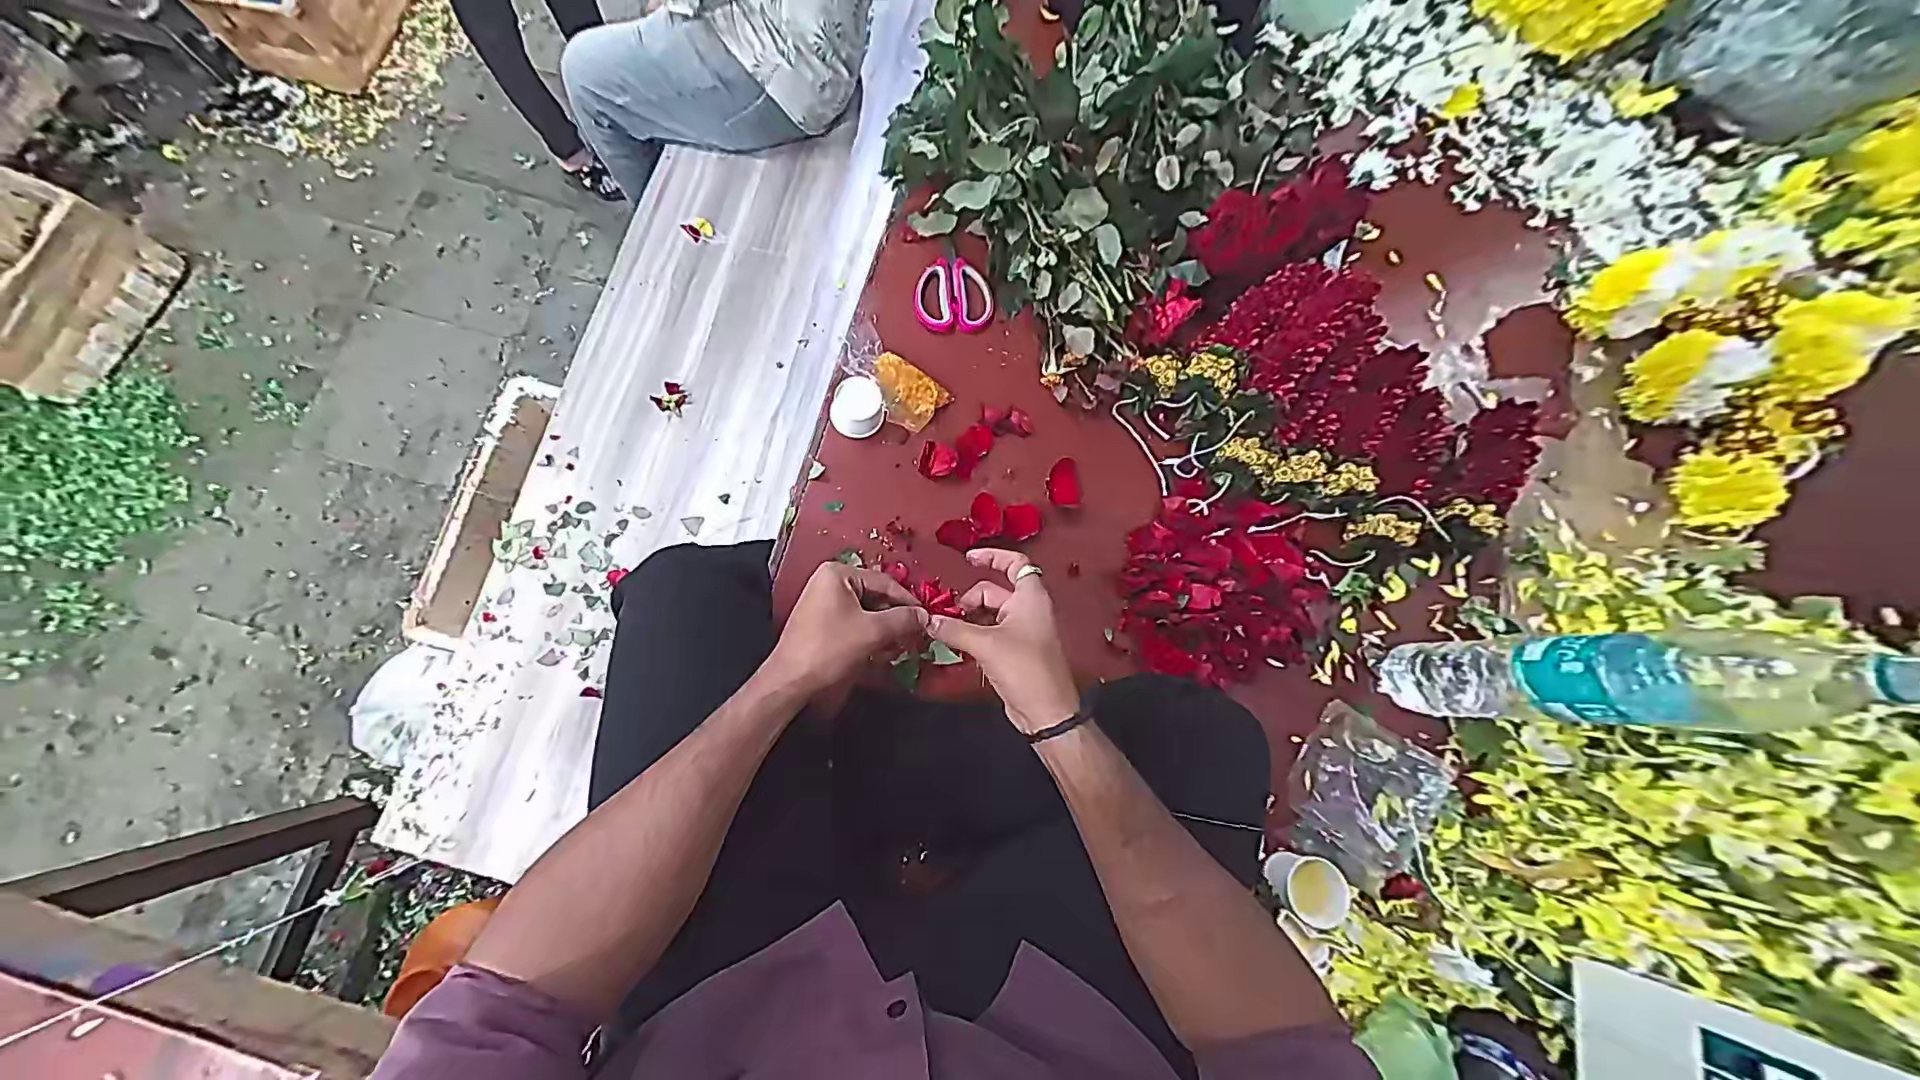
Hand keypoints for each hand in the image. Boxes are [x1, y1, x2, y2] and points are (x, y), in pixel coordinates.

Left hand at [764, 562, 928, 694]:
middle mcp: (829, 582)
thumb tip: (925, 615)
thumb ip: (903, 620)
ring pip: (867, 611)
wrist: (790, 681)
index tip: (926, 618)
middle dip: (896, 618)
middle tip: (915, 636)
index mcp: (838, 574)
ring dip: (885, 630)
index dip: (908, 601)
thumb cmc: (829, 649)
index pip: (885, 582)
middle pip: (876, 596)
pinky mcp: (822, 622)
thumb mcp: (873, 632)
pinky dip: (870, 635)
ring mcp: (824, 602)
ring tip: (899, 647)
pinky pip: (854, 622)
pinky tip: (881, 652)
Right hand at [926, 549, 1079, 734]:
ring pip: (989, 613)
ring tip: (946, 630)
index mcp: (1030, 597)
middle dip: (969, 599)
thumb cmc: (1024, 668)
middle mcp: (1028, 609)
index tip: (968, 559)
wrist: (1046, 711)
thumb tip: (928, 620)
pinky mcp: (1014, 650)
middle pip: (994, 591)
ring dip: (968, 618)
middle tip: (947, 615)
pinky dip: (973, 634)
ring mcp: (1022, 630)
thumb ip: (955, 629)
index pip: (1015, 563)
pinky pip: (990, 632)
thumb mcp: (986, 645)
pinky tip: (955, 644)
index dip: (993, 556)